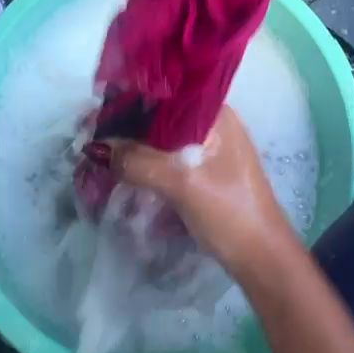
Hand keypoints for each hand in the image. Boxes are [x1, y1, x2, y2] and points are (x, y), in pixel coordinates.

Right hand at [108, 107, 296, 274]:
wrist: (263, 261)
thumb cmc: (229, 212)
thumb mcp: (182, 184)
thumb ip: (140, 162)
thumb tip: (96, 148)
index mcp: (216, 113)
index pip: (168, 91)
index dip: (133, 95)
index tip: (99, 104)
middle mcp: (213, 124)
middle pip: (163, 114)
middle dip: (129, 122)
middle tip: (91, 131)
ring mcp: (210, 150)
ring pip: (163, 138)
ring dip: (135, 144)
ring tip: (100, 149)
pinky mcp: (204, 174)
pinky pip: (168, 158)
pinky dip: (146, 161)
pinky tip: (123, 168)